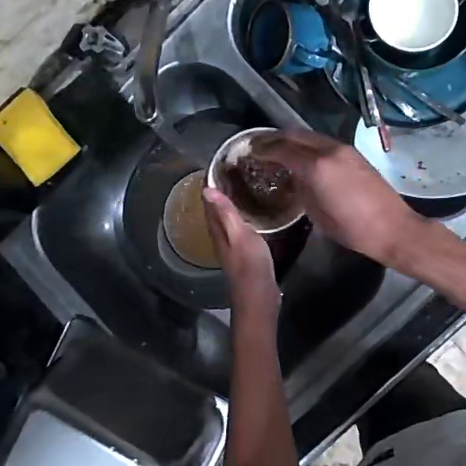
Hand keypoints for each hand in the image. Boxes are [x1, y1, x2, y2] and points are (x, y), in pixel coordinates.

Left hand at [204, 185, 277, 313]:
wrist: (259, 298)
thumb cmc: (250, 265)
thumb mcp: (240, 235)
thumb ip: (226, 213)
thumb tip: (206, 190)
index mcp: (218, 232)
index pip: (209, 204)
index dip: (210, 187)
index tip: (217, 167)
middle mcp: (222, 238)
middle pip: (217, 212)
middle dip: (221, 194)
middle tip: (232, 173)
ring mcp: (233, 248)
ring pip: (228, 221)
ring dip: (232, 206)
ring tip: (243, 188)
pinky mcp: (245, 254)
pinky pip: (239, 229)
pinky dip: (243, 218)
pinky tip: (253, 214)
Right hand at [254, 131, 426, 264]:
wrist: (392, 227)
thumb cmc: (352, 229)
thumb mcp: (317, 213)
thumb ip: (301, 190)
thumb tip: (293, 179)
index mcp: (317, 166)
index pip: (282, 149)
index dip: (263, 149)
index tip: (250, 152)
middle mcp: (329, 150)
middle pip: (295, 135)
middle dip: (275, 139)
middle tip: (260, 147)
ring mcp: (344, 149)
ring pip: (310, 136)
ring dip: (292, 140)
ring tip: (278, 150)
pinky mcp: (354, 154)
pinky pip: (324, 143)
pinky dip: (309, 145)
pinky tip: (303, 157)